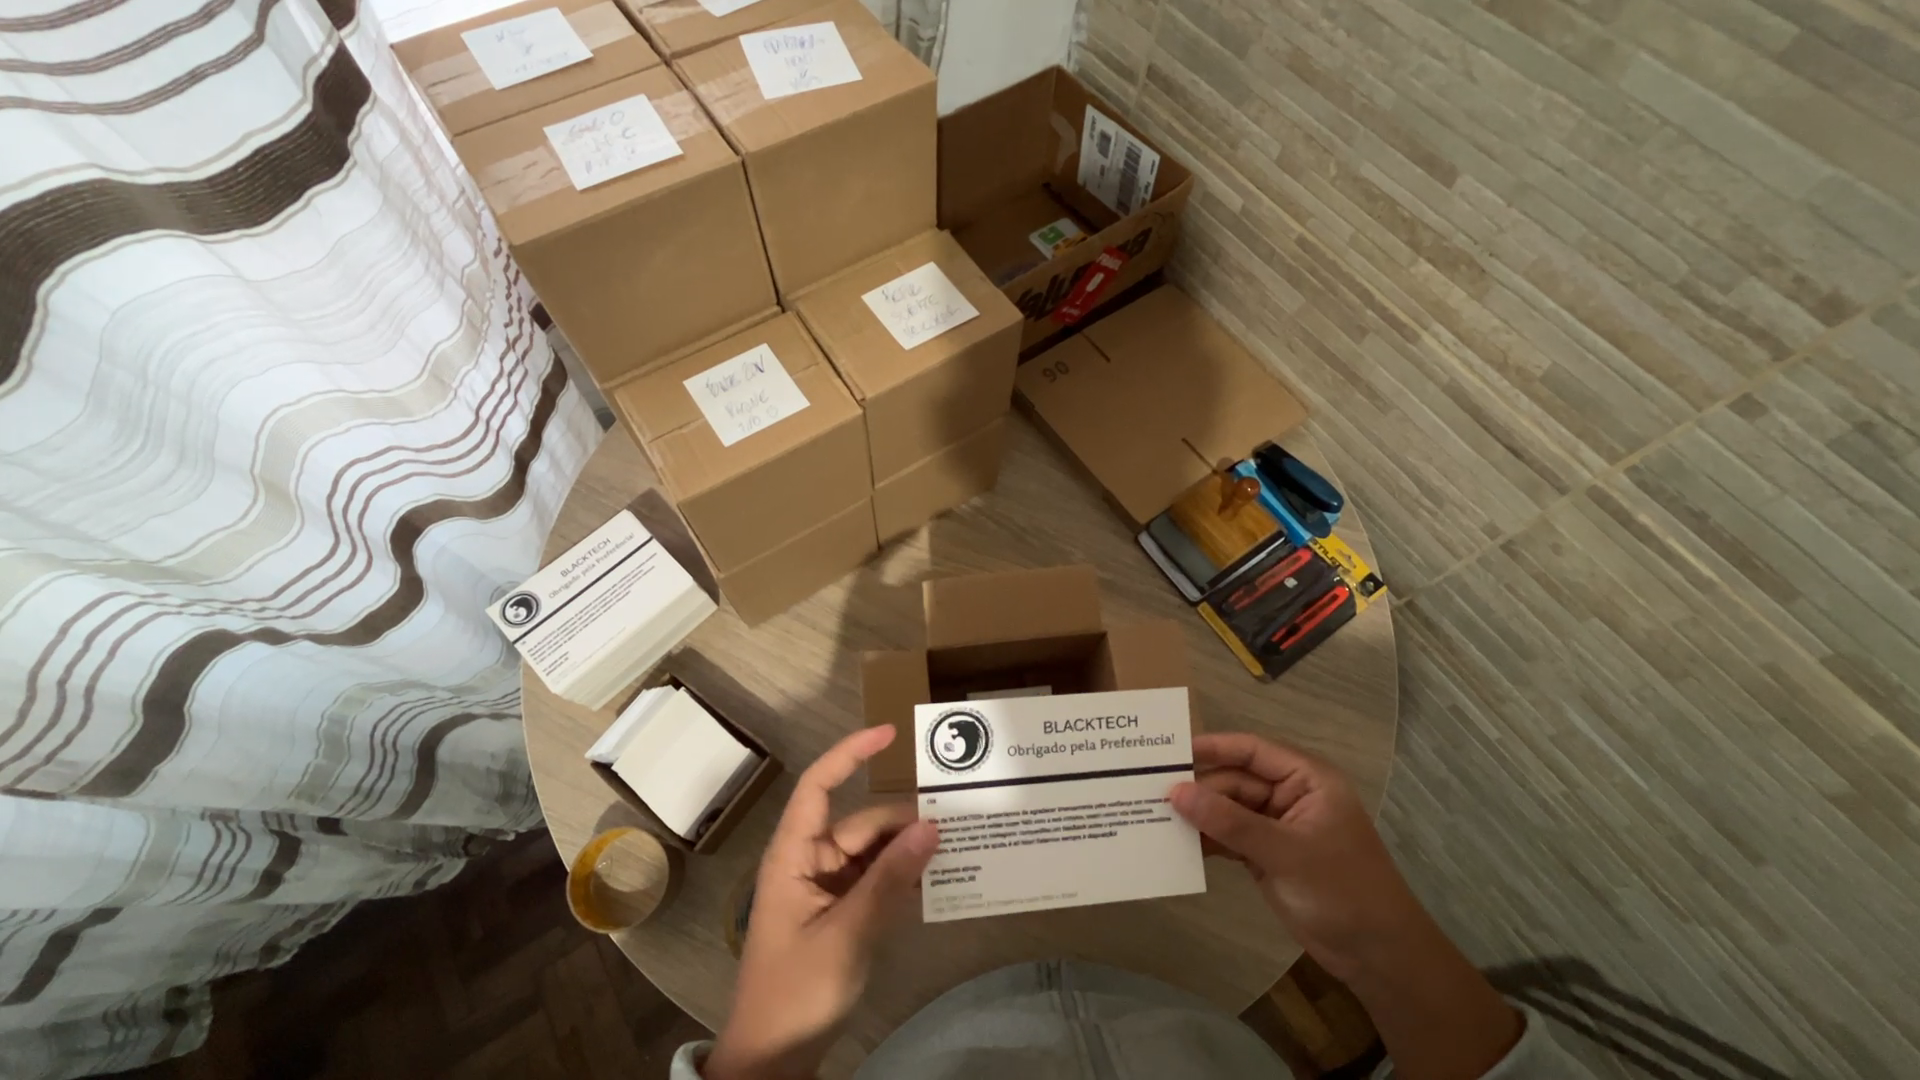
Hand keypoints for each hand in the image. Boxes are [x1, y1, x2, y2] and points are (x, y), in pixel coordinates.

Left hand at [706, 726, 937, 1079]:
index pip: (819, 785)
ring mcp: (827, 889)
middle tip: (961, 819)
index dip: (850, 753)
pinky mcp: (841, 914)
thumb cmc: (797, 988)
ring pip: (875, 853)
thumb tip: (932, 827)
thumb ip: (890, 879)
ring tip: (960, 846)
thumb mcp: (848, 933)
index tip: (891, 734)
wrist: (773, 1057)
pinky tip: (940, 881)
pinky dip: (904, 879)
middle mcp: (811, 861)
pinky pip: (877, 882)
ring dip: (910, 851)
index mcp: (794, 854)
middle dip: (906, 821)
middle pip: (863, 823)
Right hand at [1172, 733, 1521, 1079]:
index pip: (1252, 751)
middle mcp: (1289, 796)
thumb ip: (1229, 821)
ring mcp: (1277, 827)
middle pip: (1234, 781)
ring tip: (1152, 815)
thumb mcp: (1285, 852)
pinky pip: (1228, 837)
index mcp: (1307, 779)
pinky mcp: (1266, 856)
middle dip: (1198, 788)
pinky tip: (1174, 843)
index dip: (1212, 748)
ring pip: (1227, 810)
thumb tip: (1176, 792)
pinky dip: (1206, 840)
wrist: (1377, 955)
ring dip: (1198, 815)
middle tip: (1148, 791)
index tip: (1169, 752)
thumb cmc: (1343, 890)